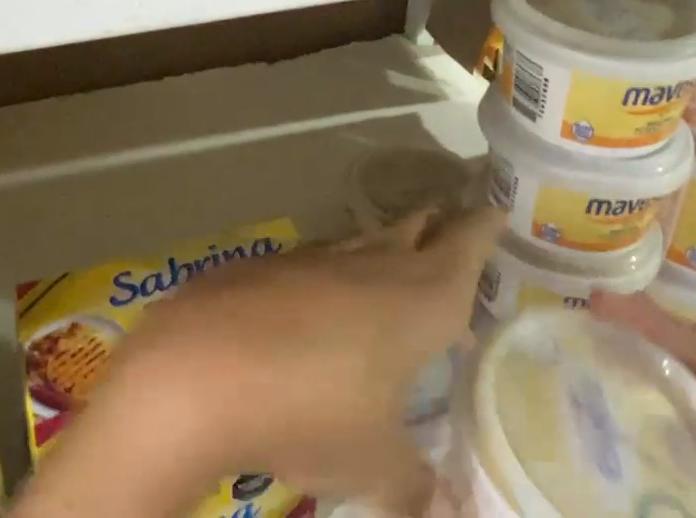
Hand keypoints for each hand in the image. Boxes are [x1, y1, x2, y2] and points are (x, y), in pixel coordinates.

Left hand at [11, 207, 504, 517]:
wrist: (199, 370)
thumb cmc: (312, 412)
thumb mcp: (372, 463)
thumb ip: (414, 485)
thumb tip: (443, 510)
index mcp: (420, 298)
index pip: (466, 245)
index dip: (484, 225)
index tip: (497, 207)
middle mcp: (372, 263)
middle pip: (416, 227)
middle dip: (438, 224)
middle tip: (452, 224)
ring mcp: (314, 257)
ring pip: (364, 239)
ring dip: (383, 246)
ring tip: (392, 261)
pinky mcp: (265, 265)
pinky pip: (314, 260)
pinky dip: (329, 271)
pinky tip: (316, 300)